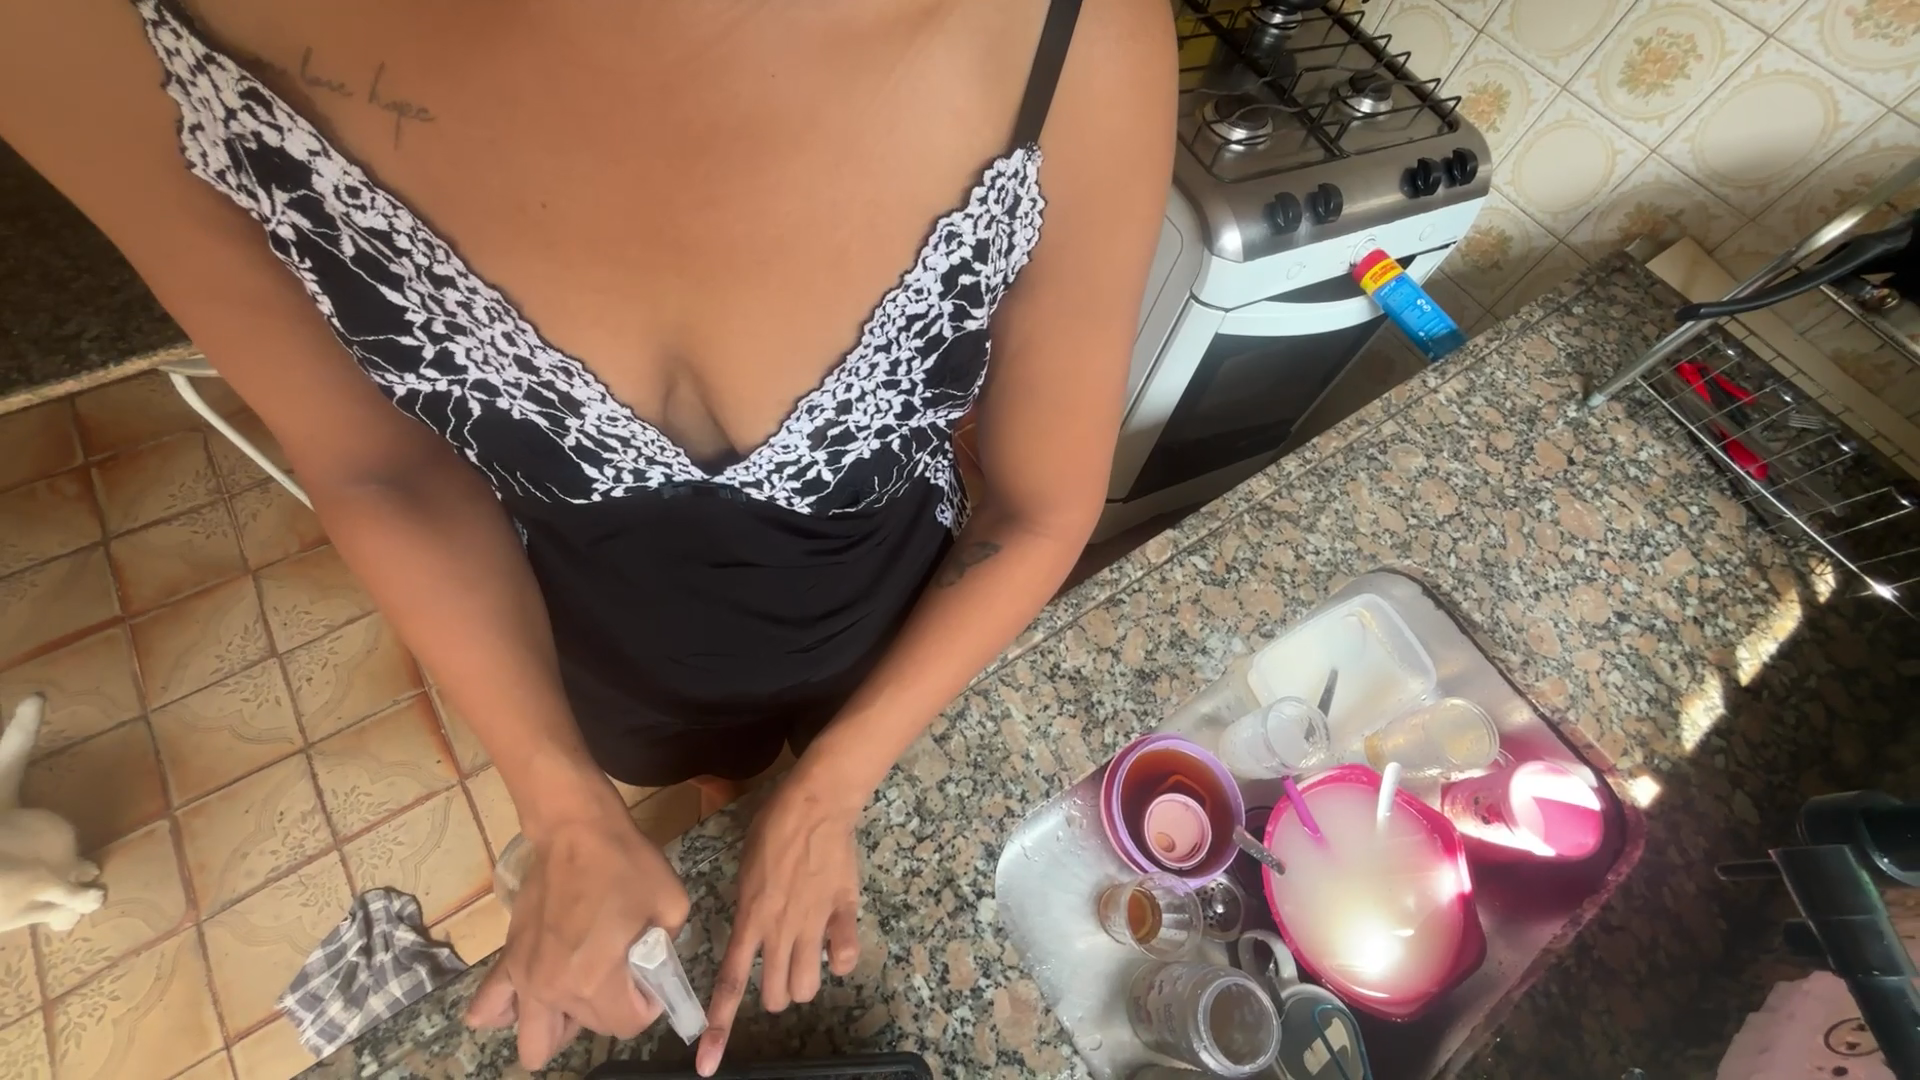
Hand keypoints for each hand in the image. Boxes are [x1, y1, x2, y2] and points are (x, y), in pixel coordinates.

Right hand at [464, 799, 689, 1069]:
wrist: (577, 830)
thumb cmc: (628, 863)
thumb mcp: (672, 902)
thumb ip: (668, 945)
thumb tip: (654, 965)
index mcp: (595, 980)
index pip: (627, 1025)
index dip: (650, 1002)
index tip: (653, 971)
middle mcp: (553, 990)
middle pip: (588, 1031)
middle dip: (613, 1009)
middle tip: (624, 970)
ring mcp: (524, 979)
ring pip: (535, 1041)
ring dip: (562, 1024)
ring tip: (582, 985)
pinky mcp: (508, 960)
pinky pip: (490, 1009)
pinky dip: (512, 1009)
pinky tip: (539, 984)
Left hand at [697, 774, 863, 1075]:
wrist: (817, 802)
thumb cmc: (774, 825)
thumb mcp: (746, 865)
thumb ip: (748, 904)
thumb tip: (753, 926)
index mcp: (750, 917)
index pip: (730, 982)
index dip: (719, 1026)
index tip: (708, 1064)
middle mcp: (780, 930)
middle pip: (774, 994)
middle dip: (772, 993)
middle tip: (777, 969)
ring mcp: (814, 923)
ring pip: (807, 986)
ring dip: (803, 980)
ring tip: (806, 958)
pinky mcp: (844, 912)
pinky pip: (845, 956)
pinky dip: (841, 958)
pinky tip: (836, 943)